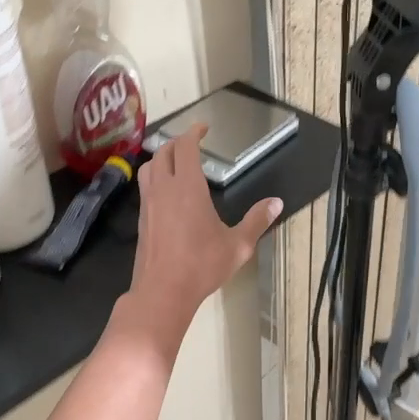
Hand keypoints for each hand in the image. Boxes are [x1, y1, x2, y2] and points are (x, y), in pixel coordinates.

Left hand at [112, 123, 281, 362]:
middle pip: (164, 153)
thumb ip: (256, 221)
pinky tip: (167, 192)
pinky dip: (155, 177)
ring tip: (175, 162)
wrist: (162, 291)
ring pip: (149, 168)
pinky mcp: (141, 219)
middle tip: (192, 143)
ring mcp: (148, 204)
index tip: (203, 128)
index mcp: (187, 187)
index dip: (193, 133)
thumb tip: (276, 203)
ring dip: (161, 158)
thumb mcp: (238, 245)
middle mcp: (164, 188)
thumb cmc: (202, 265)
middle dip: (177, 143)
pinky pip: (146, 187)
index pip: (185, 147)